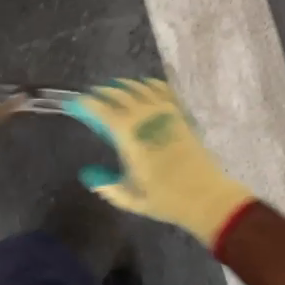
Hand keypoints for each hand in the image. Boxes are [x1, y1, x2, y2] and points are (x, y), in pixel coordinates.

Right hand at [64, 79, 255, 248]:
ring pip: (142, 88)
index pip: (103, 111)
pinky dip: (152, 85)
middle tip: (94, 95)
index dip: (88, 104)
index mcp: (130, 137)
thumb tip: (89, 175)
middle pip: (120, 94)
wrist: (207, 197)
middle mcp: (146, 119)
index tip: (78, 103)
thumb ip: (107, 186)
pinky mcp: (182, 116)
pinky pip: (165, 91)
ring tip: (116, 88)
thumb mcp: (131, 198)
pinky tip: (147, 86)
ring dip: (126, 86)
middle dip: (104, 92)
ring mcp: (166, 115)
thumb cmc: (167, 200)